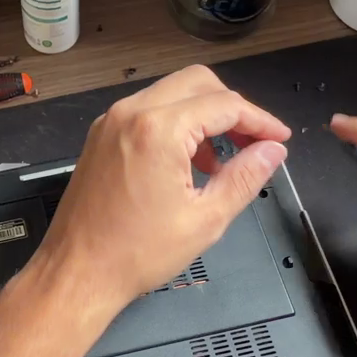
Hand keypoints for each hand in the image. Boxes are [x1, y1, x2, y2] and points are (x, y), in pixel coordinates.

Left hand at [34, 66, 290, 312]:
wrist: (77, 272)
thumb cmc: (132, 253)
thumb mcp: (205, 219)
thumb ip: (245, 178)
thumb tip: (270, 153)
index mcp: (157, 130)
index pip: (224, 104)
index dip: (260, 119)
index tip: (278, 138)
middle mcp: (130, 115)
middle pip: (197, 83)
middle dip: (232, 108)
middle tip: (254, 141)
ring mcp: (110, 124)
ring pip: (171, 94)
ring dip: (203, 116)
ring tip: (220, 161)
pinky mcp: (100, 138)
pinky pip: (147, 113)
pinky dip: (174, 125)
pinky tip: (187, 163)